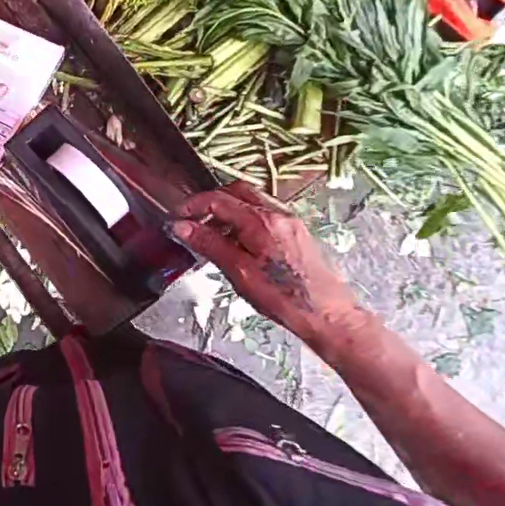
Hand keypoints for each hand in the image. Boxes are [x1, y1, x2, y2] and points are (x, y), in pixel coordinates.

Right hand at [173, 182, 377, 354]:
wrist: (328, 314)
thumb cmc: (283, 298)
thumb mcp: (239, 273)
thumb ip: (210, 245)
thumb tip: (182, 226)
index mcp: (261, 221)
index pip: (219, 199)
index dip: (193, 204)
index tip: (177, 216)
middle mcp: (277, 213)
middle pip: (237, 191)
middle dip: (211, 201)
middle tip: (193, 220)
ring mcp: (289, 220)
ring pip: (252, 200)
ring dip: (229, 210)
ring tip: (212, 234)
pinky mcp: (296, 231)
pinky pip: (265, 213)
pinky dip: (245, 219)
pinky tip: (237, 242)